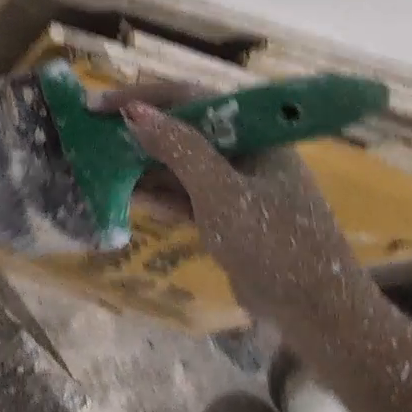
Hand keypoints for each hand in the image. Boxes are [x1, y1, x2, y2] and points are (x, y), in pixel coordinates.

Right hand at [87, 82, 366, 327]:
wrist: (316, 315)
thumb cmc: (273, 245)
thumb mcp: (221, 192)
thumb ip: (178, 148)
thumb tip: (134, 112)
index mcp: (255, 135)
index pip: (191, 98)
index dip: (144, 97)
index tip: (100, 105)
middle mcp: (247, 153)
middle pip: (184, 128)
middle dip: (139, 129)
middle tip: (94, 132)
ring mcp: (238, 188)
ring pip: (181, 164)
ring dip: (143, 163)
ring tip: (102, 164)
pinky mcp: (229, 220)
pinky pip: (186, 196)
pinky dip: (159, 195)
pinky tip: (131, 197)